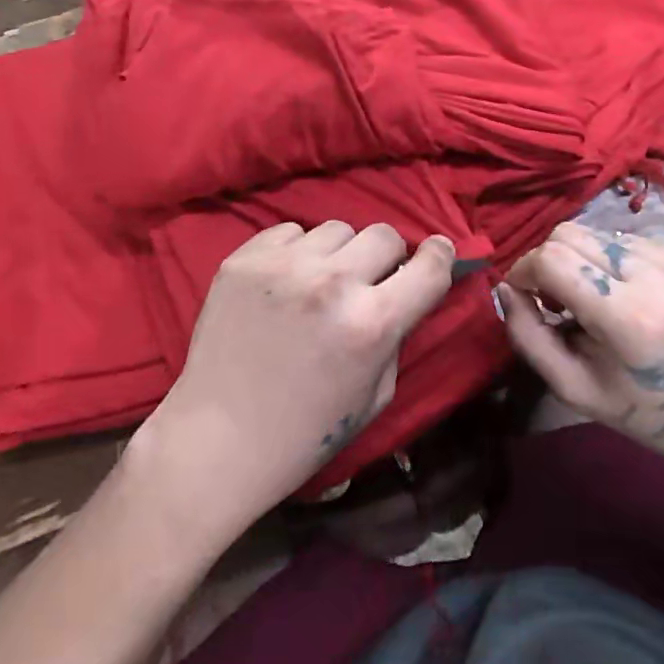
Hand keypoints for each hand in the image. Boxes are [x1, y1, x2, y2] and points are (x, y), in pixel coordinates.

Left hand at [130, 221, 455, 530]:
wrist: (222, 435)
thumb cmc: (306, 431)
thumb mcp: (376, 394)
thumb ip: (395, 333)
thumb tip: (402, 291)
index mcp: (372, 322)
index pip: (428, 266)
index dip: (440, 256)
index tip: (437, 253)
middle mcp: (331, 283)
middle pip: (383, 234)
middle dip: (387, 256)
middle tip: (370, 280)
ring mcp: (282, 266)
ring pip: (335, 228)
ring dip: (339, 253)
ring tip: (319, 284)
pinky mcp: (243, 260)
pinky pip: (289, 232)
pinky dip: (296, 251)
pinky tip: (283, 283)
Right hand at [499, 223, 663, 480]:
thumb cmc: (640, 409)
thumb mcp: (570, 386)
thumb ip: (526, 335)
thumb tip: (505, 288)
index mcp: (628, 316)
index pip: (552, 259)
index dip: (523, 272)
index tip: (523, 298)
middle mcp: (653, 276)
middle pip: (566, 235)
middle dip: (544, 262)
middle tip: (550, 300)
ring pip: (588, 232)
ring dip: (571, 259)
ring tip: (582, 297)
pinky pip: (614, 237)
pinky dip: (597, 259)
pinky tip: (609, 291)